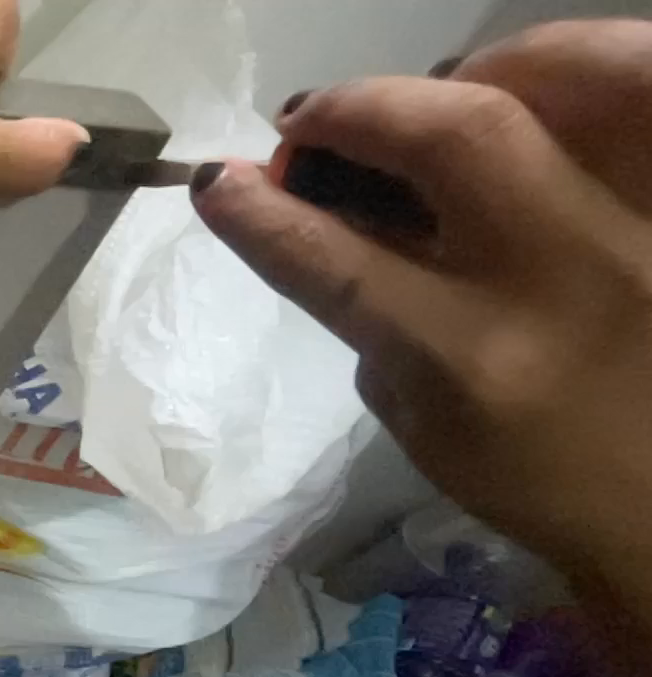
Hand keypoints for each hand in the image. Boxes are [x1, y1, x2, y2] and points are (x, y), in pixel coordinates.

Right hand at [189, 20, 651, 581]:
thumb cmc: (530, 472)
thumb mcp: (418, 415)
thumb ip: (374, 319)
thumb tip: (338, 227)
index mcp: (467, 355)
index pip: (333, 262)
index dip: (260, 214)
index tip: (215, 180)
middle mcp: (571, 273)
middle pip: (461, 136)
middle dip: (359, 110)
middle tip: (311, 122)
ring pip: (594, 73)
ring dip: (484, 72)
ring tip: (441, 99)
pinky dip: (591, 72)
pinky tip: (543, 101)